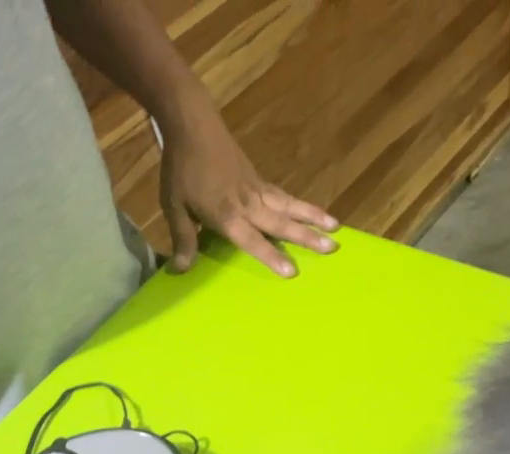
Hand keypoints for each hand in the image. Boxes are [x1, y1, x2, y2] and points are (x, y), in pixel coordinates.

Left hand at [158, 109, 337, 277]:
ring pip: (290, 207)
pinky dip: (302, 206)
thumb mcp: (173, 206)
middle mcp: (248, 204)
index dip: (270, 255)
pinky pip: (285, 197)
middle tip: (331, 248)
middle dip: (306, 237)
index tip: (291, 271)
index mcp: (226, 214)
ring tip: (337, 228)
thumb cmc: (181, 169)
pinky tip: (317, 213)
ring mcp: (257, 191)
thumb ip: (183, 237)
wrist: (193, 125)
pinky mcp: (261, 181)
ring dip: (314, 218)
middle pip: (280, 224)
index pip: (251, 239)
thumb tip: (180, 270)